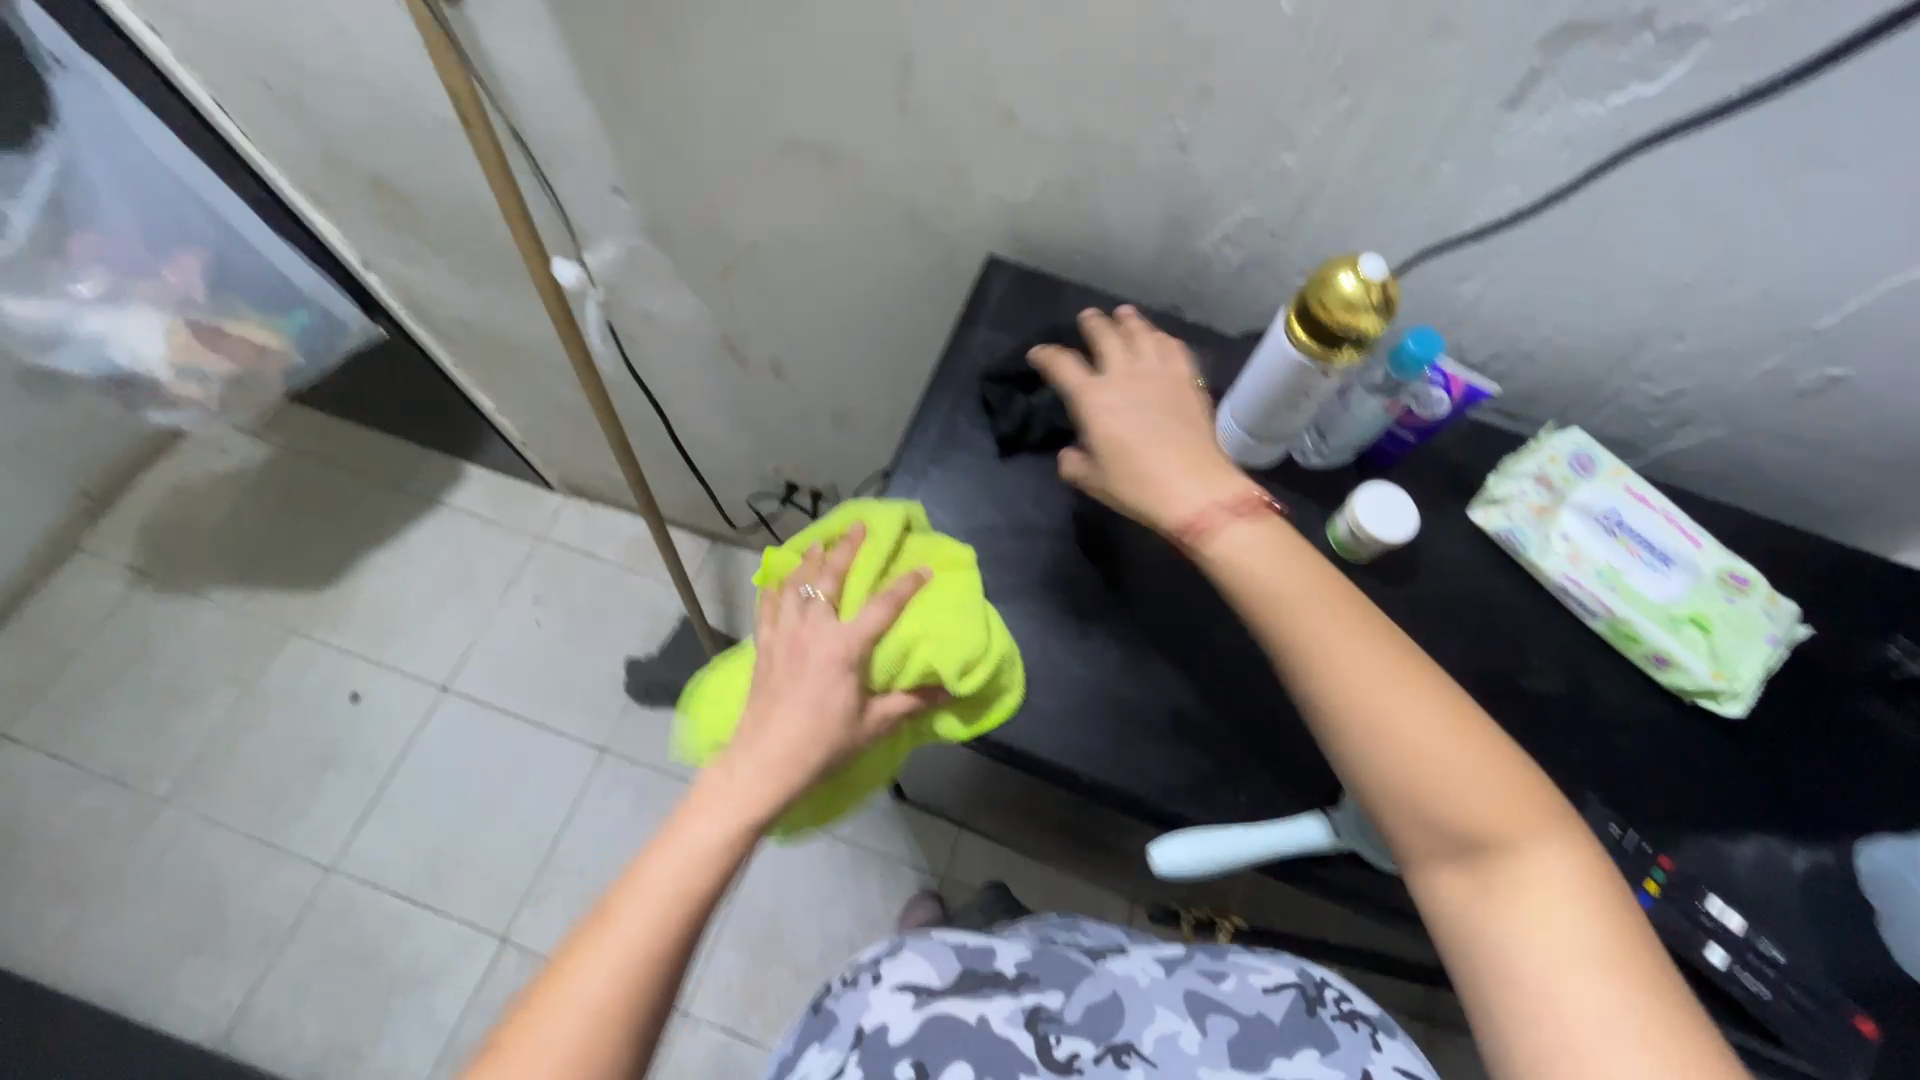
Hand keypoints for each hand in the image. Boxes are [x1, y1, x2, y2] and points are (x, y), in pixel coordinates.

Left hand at [711, 523, 944, 822]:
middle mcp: (814, 630)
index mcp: (845, 647)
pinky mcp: (764, 645)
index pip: (884, 606)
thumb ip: (911, 702)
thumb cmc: (823, 744)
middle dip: (847, 549)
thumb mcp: (874, 725)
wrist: (765, 762)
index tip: (923, 567)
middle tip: (858, 525)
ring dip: (810, 560)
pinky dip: (774, 585)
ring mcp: (784, 634)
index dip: (907, 585)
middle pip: (831, 577)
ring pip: (796, 584)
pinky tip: (776, 576)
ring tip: (819, 542)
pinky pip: (768, 605)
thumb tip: (950, 690)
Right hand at [1029, 307, 1255, 533]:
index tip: (1038, 353)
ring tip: (1123, 314)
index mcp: (1092, 399)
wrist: (1193, 488)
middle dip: (1093, 324)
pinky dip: (1162, 338)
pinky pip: (1173, 347)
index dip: (1046, 356)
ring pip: (1141, 333)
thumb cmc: (1136, 486)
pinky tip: (1160, 338)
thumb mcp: (1092, 481)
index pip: (1062, 365)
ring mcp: (1159, 373)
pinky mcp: (1188, 379)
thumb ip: (1073, 464)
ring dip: (1129, 321)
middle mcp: (1124, 375)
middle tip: (1088, 317)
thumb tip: (1069, 453)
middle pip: (1105, 336)